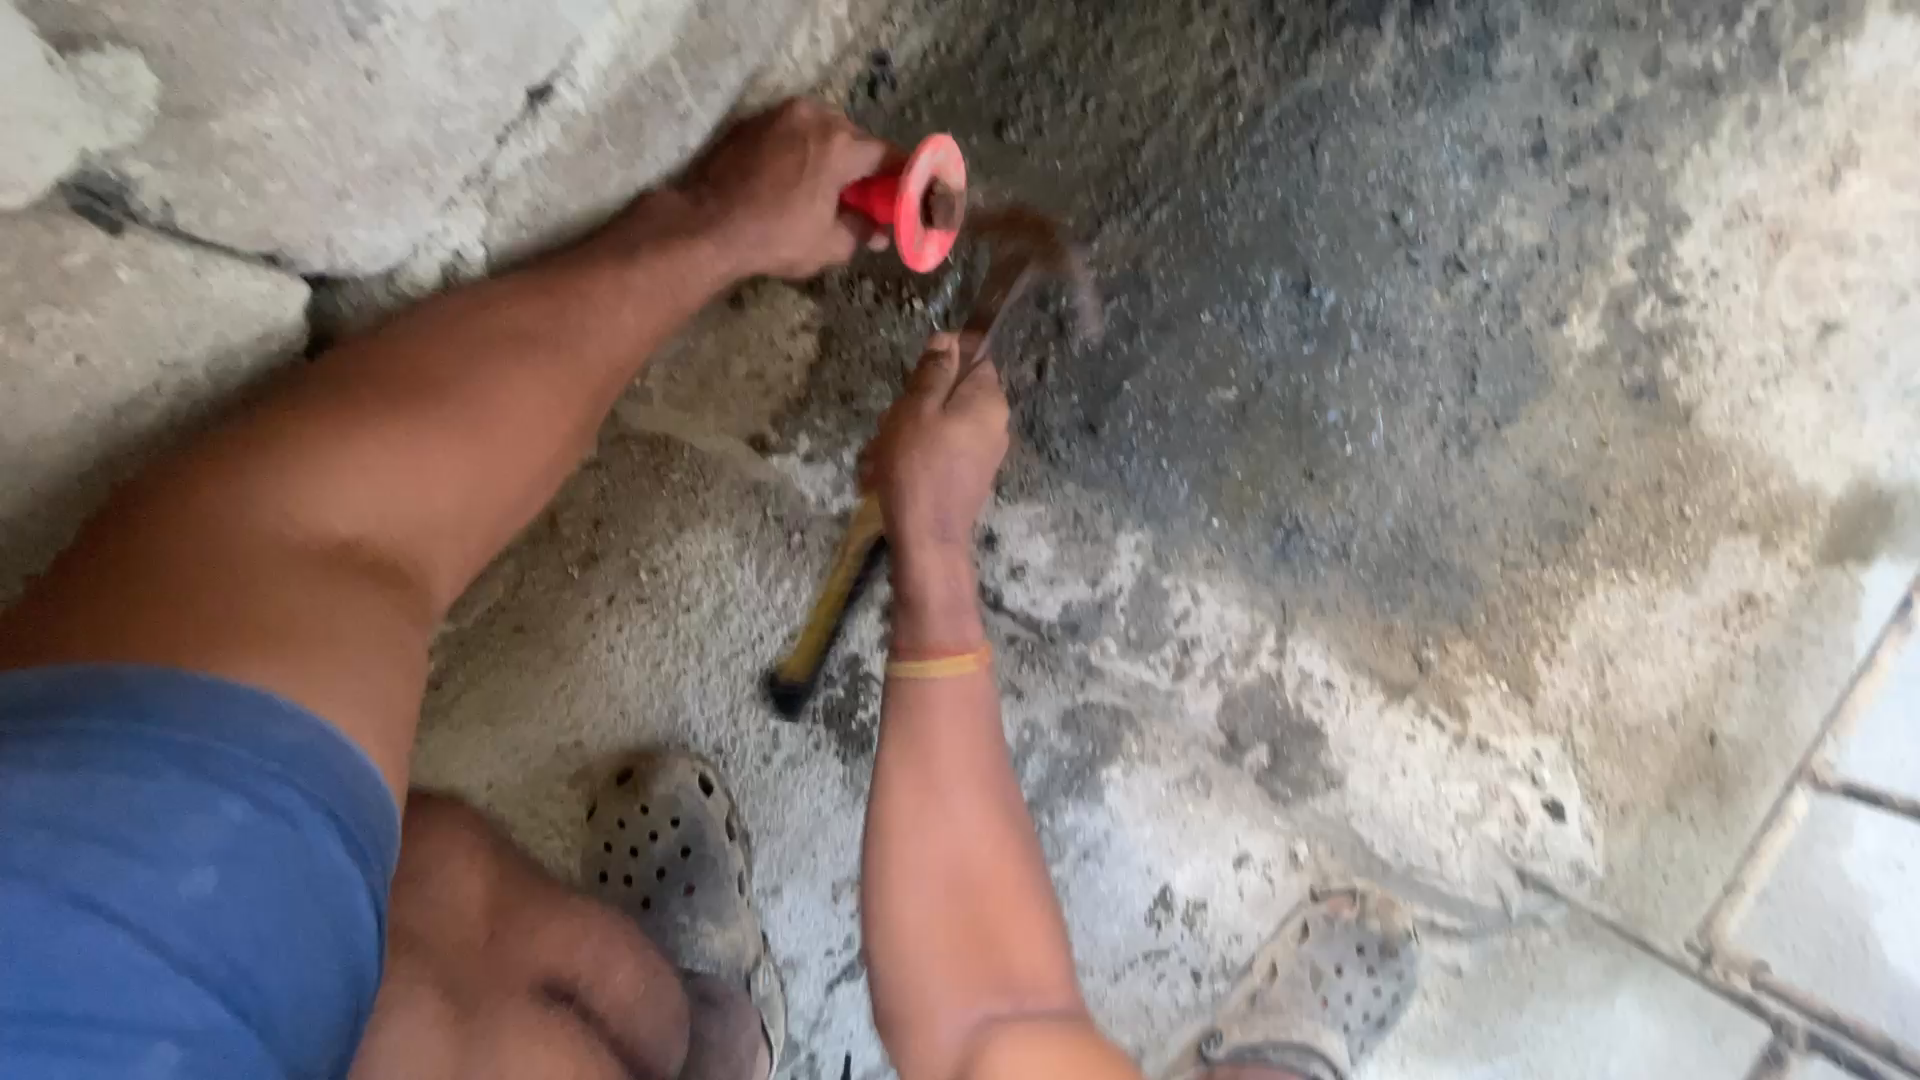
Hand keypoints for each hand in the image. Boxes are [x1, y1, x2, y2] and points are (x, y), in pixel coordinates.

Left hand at [681, 98, 890, 279]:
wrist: (707, 225)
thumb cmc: (775, 237)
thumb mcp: (830, 245)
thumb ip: (862, 232)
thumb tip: (879, 232)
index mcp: (839, 144)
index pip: (887, 154)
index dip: (901, 176)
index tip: (906, 194)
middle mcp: (813, 117)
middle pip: (854, 139)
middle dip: (864, 167)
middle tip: (866, 199)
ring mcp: (779, 114)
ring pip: (822, 132)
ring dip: (832, 158)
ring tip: (829, 191)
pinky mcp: (753, 122)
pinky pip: (793, 134)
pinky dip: (803, 153)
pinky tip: (797, 182)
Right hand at [861, 333, 1010, 564]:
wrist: (927, 536)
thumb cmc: (917, 466)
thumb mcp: (917, 407)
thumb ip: (934, 370)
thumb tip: (947, 339)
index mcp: (989, 400)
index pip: (976, 358)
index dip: (942, 360)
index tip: (912, 378)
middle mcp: (996, 424)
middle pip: (954, 393)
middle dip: (916, 403)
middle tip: (888, 424)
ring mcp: (984, 453)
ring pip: (941, 424)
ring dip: (907, 433)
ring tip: (878, 456)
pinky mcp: (970, 476)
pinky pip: (940, 451)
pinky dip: (915, 456)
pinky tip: (886, 473)